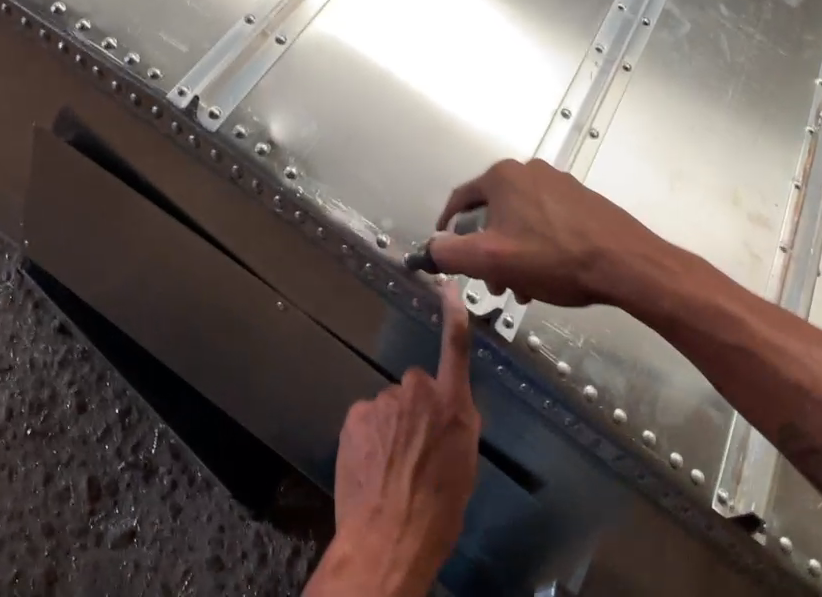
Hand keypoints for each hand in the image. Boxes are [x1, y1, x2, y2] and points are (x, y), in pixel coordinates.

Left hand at [305, 284, 480, 596]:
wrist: (390, 535)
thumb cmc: (439, 510)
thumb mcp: (465, 465)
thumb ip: (457, 425)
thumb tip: (448, 413)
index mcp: (454, 405)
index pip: (456, 348)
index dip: (453, 314)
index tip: (447, 286)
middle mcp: (418, 393)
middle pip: (416, 387)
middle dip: (415, 409)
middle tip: (416, 450)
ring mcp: (383, 401)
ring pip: (389, 406)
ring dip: (390, 426)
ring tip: (393, 467)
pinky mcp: (355, 415)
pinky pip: (366, 418)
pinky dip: (368, 436)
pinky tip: (371, 466)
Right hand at [426, 158, 662, 307]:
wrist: (627, 264)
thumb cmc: (553, 258)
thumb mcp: (490, 260)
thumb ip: (450, 252)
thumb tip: (431, 247)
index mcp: (502, 176)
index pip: (460, 200)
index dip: (447, 229)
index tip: (446, 253)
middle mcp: (529, 171)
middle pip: (491, 213)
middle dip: (486, 250)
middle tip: (492, 283)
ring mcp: (559, 184)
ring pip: (519, 221)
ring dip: (512, 254)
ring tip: (522, 288)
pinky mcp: (583, 200)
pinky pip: (545, 222)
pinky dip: (537, 247)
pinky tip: (546, 276)